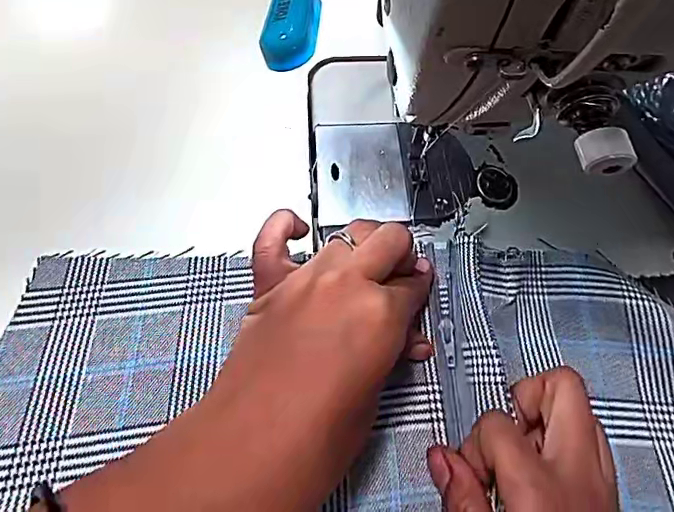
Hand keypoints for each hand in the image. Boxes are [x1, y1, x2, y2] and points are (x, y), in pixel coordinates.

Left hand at [57, 213, 433, 511]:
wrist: (253, 447)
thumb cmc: (313, 440)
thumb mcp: (374, 399)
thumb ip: (390, 355)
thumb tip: (405, 339)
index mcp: (380, 314)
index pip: (414, 284)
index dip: (420, 288)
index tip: (419, 289)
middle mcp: (345, 285)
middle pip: (388, 239)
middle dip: (400, 252)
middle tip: (400, 272)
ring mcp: (305, 279)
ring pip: (342, 238)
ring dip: (357, 248)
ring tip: (361, 266)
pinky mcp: (270, 284)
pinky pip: (274, 236)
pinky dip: (285, 226)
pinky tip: (297, 230)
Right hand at [427, 366, 619, 511]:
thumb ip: (463, 500)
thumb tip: (444, 459)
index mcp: (542, 488)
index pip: (495, 422)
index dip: (474, 444)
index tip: (470, 475)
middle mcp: (581, 478)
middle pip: (563, 386)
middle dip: (526, 398)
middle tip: (506, 438)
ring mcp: (605, 489)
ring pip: (585, 411)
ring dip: (550, 421)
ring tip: (524, 458)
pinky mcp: (614, 502)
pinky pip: (595, 446)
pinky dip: (568, 447)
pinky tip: (546, 481)